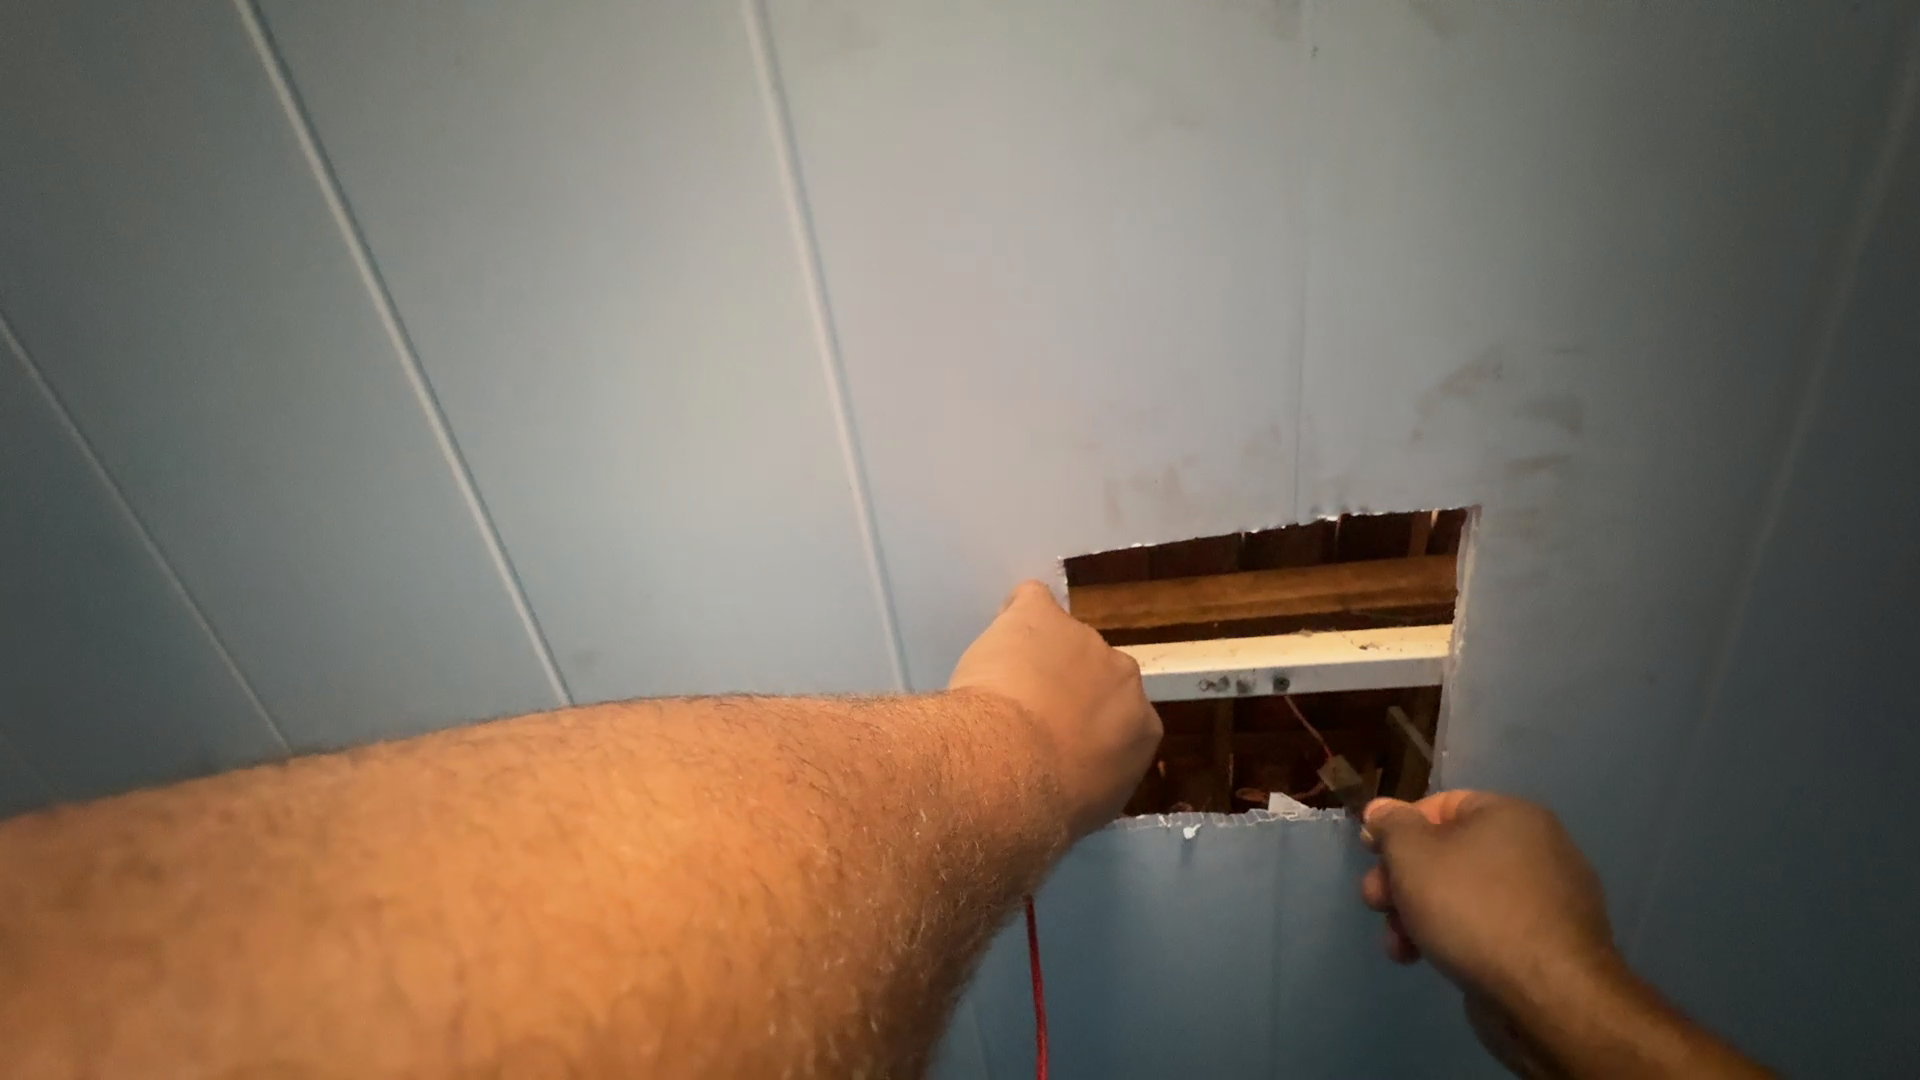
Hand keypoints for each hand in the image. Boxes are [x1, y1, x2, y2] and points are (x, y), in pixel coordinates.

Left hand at [948, 580, 1161, 837]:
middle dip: (1066, 688)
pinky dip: (1015, 613)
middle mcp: (1123, 677)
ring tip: (998, 688)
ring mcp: (1084, 640)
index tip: (1059, 740)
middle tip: (1026, 716)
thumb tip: (1079, 780)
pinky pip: (1030, 600)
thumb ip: (1096, 779)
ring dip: (1035, 658)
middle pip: (1094, 673)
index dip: (1088, 726)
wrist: (1012, 767)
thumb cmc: (1050, 804)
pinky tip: (998, 633)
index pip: (1121, 716)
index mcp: (1143, 726)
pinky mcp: (1041, 616)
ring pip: (1059, 640)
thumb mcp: (1090, 807)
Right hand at [1361, 792, 1620, 1005]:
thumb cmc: (1472, 907)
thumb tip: (1381, 810)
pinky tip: (1422, 958)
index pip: (1439, 805)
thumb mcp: (1410, 851)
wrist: (1549, 999)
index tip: (1370, 854)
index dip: (1396, 827)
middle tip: (1375, 901)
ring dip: (1416, 913)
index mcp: (1512, 816)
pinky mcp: (1548, 948)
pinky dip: (1451, 937)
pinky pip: (1487, 928)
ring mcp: (1547, 903)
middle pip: (1445, 853)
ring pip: (1460, 894)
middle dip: (1400, 879)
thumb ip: (1390, 824)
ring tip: (1395, 942)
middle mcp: (1537, 852)